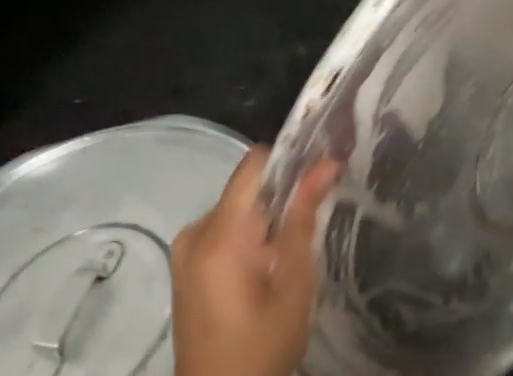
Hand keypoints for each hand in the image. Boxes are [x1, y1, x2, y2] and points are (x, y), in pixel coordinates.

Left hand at [172, 147, 339, 375]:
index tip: (321, 171)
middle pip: (246, 187)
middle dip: (283, 194)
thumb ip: (303, 219)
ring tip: (297, 245)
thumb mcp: (293, 286)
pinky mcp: (186, 268)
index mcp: (219, 235)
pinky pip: (224, 231)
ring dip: (268, 217)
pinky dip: (251, 236)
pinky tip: (270, 265)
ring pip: (238, 209)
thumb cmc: (261, 350)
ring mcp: (186, 252)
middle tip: (317, 214)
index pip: (253, 165)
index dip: (290, 160)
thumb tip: (326, 164)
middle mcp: (195, 233)